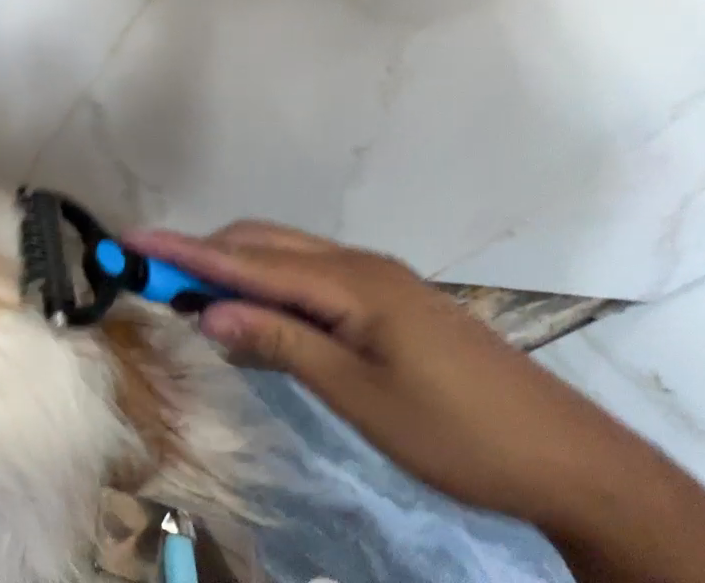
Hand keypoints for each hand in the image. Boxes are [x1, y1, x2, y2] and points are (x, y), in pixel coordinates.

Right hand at [123, 223, 663, 529]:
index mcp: (352, 284)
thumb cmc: (458, 433)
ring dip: (234, 271)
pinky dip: (268, 287)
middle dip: (203, 255)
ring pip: (284, 257)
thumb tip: (207, 312)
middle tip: (153, 281)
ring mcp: (378, 283)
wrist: (575, 464)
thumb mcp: (360, 395)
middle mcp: (361, 267)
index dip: (183, 253)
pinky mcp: (389, 304)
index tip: (129, 241)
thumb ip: (280, 343)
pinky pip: (309, 278)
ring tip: (194, 301)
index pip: (247, 261)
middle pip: (261, 244)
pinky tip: (256, 319)